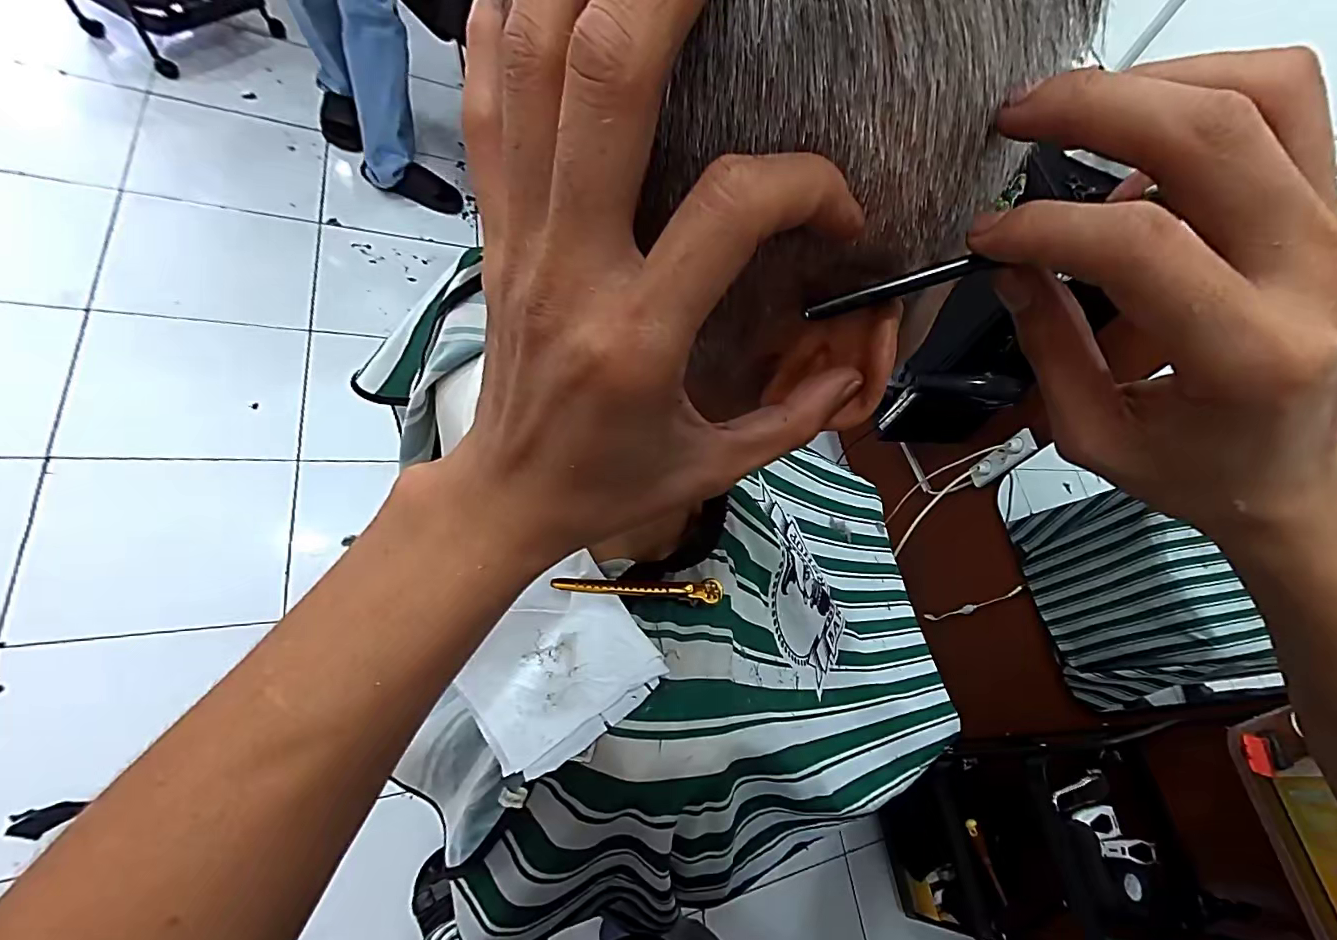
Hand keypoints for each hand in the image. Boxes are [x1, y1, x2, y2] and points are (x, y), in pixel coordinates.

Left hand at [436, 0, 868, 568]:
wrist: (511, 493)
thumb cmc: (609, 485)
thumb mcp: (714, 468)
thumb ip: (792, 421)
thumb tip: (848, 376)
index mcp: (641, 337)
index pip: (734, 205)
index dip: (806, 184)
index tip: (836, 212)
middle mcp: (573, 268)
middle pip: (606, 79)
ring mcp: (522, 238)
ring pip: (534, 64)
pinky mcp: (496, 230)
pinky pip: (488, 100)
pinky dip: (515, 25)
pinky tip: (556, 2)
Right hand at [965, 50, 1336, 543]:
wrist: (1289, 478)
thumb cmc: (1194, 473)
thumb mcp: (1095, 435)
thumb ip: (1050, 346)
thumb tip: (1014, 267)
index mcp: (1250, 357)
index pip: (1143, 247)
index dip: (1049, 226)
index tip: (990, 233)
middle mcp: (1318, 280)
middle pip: (1218, 133)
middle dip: (1100, 106)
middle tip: (1021, 114)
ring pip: (1269, 93)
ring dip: (1158, 84)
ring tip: (1079, 112)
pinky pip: (1286, 114)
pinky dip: (1202, 100)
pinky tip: (1139, 141)